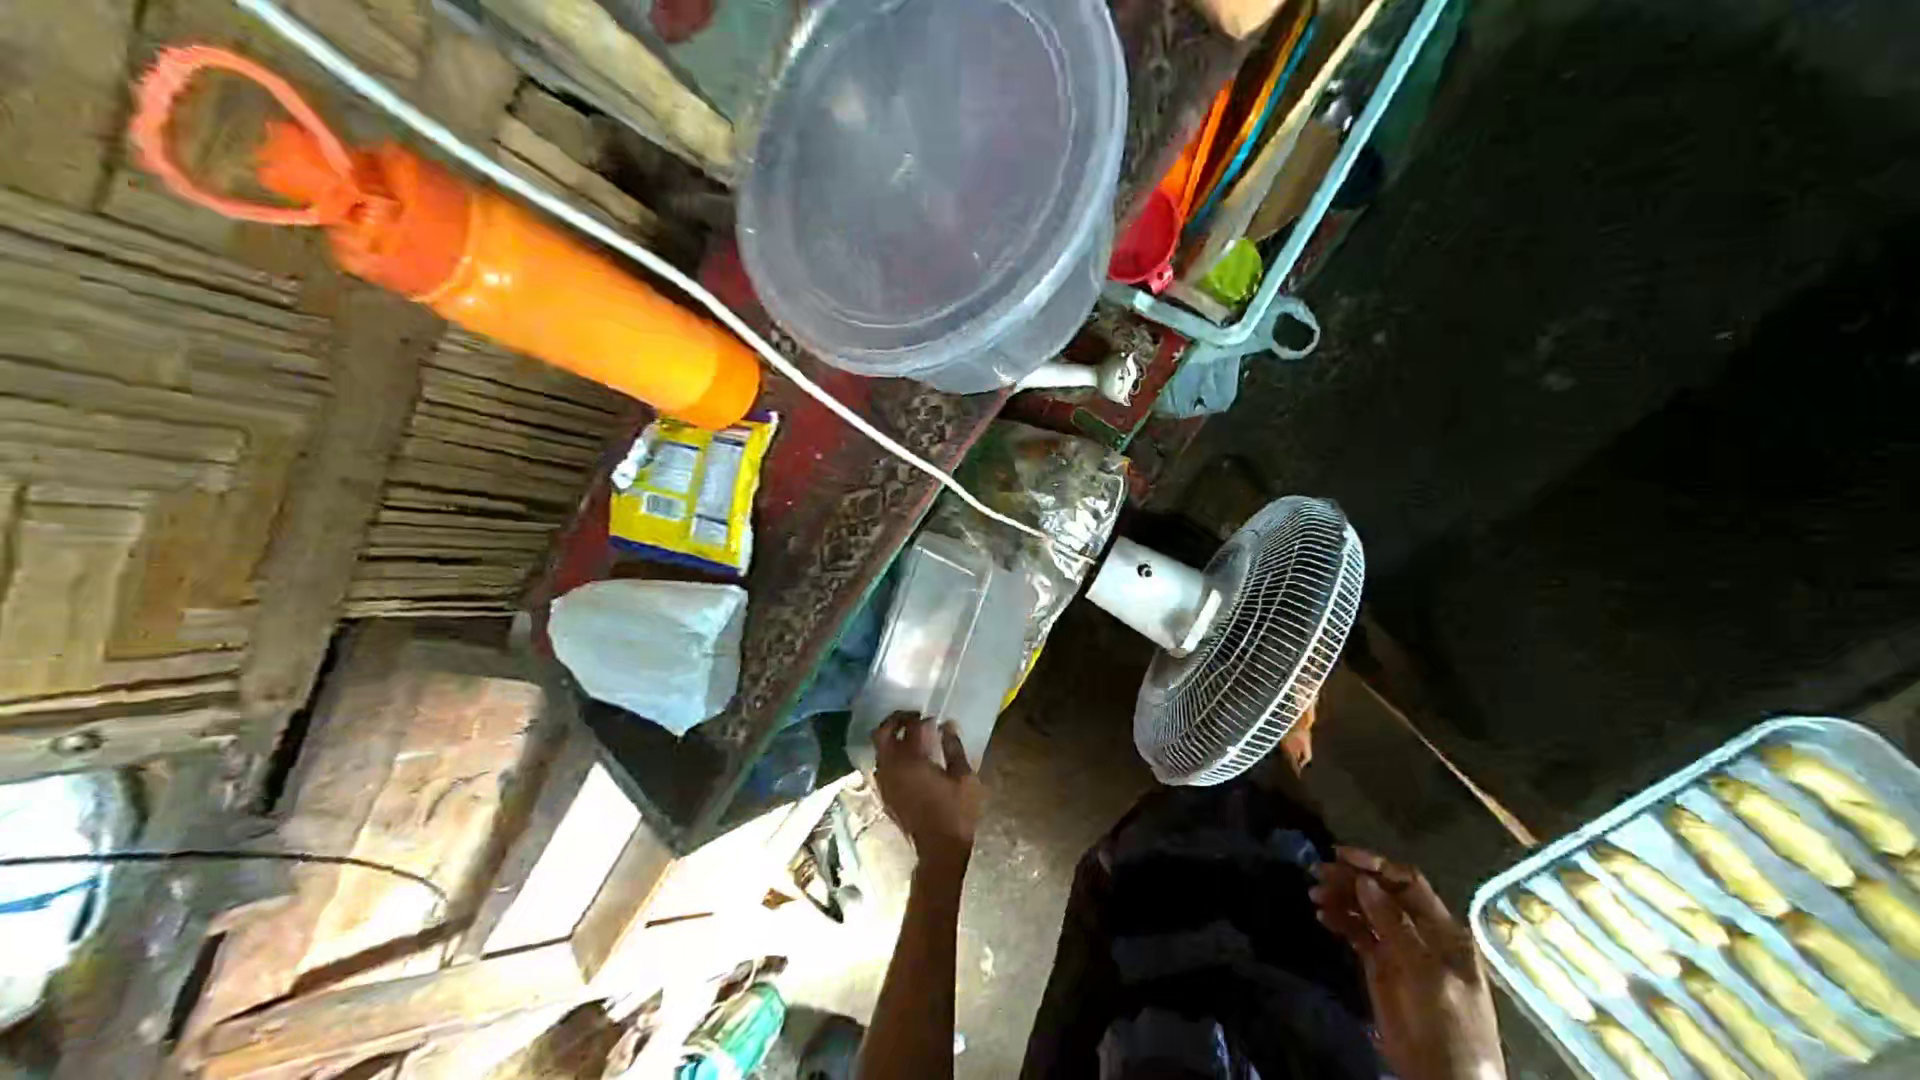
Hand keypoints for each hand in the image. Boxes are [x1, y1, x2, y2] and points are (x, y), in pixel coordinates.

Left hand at [871, 714, 983, 874]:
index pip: (911, 727)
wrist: (939, 850)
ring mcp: (884, 781)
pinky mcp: (884, 793)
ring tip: (910, 736)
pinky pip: (881, 765)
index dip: (921, 718)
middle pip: (882, 732)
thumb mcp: (964, 777)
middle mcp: (892, 766)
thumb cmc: (956, 812)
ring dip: (891, 736)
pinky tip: (906, 759)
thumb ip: (953, 748)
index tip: (933, 717)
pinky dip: (889, 754)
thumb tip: (947, 724)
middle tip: (913, 717)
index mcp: (912, 760)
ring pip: (879, 748)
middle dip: (896, 719)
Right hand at [1310, 847, 1505, 1079]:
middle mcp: (1420, 933)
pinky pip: (1357, 933)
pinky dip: (1340, 920)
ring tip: (1314, 894)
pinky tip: (1322, 915)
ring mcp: (1399, 949)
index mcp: (1442, 931)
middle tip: (1317, 872)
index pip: (1407, 883)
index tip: (1340, 855)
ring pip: (1366, 910)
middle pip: (1382, 893)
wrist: (1444, 1077)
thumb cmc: (1448, 1023)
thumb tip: (1363, 880)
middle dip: (1351, 879)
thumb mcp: (1427, 973)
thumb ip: (1395, 925)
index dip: (1376, 865)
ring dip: (1341, 898)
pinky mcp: (1380, 966)